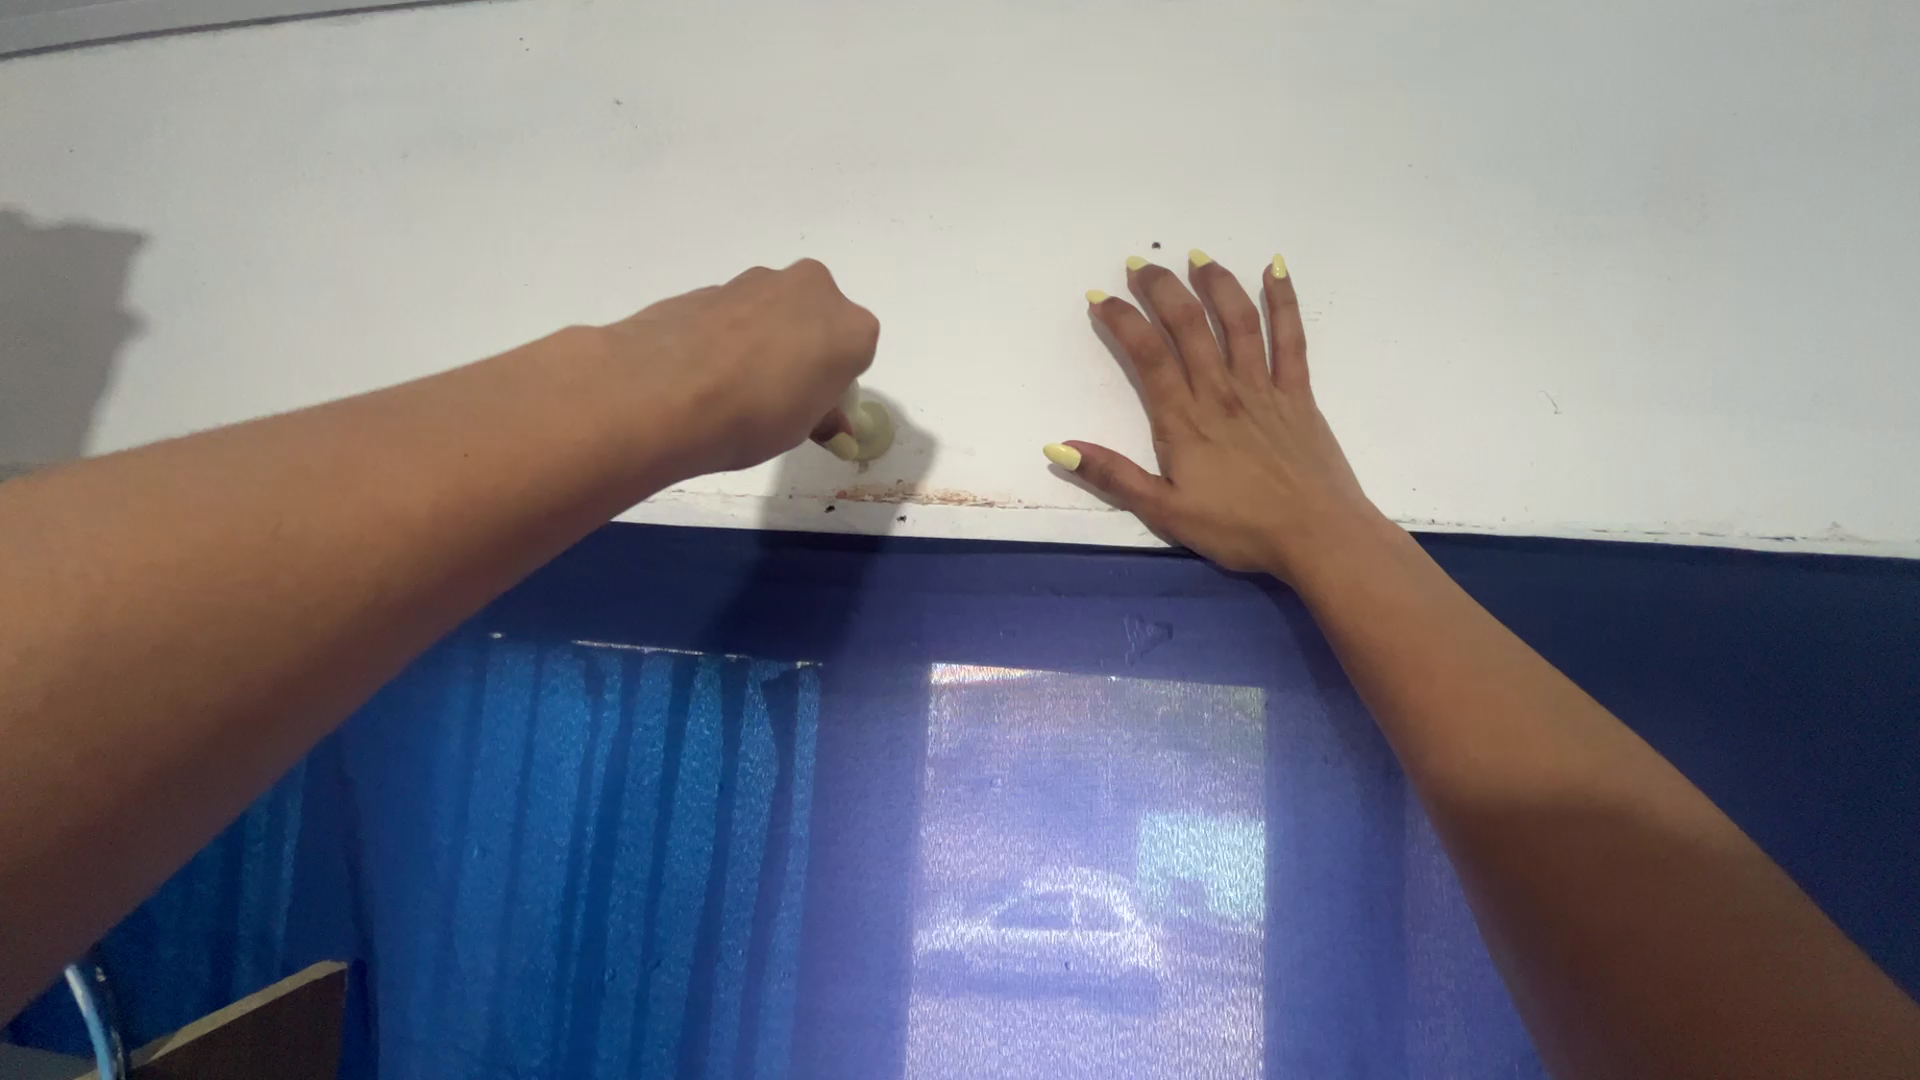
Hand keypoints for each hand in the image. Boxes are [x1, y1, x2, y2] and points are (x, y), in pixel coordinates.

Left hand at [594, 259, 877, 479]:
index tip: (813, 409)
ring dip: (766, 340)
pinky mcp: (712, 285)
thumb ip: (821, 415)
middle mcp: (813, 291)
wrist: (665, 392)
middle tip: (778, 396)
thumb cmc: (756, 416)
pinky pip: (735, 314)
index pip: (856, 355)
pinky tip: (706, 371)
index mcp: (851, 328)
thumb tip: (832, 423)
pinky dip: (729, 336)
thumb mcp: (801, 429)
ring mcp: (759, 282)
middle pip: (818, 321)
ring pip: (775, 312)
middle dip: (804, 350)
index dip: (835, 384)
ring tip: (735, 386)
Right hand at [1051, 253, 1384, 581]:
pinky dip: (1283, 300)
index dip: (1122, 321)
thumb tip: (1058, 447)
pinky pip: (1290, 338)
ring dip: (1215, 284)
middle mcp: (1221, 392)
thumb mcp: (1164, 512)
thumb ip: (1113, 475)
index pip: (1148, 356)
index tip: (1100, 298)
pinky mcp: (1299, 394)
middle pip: (1189, 326)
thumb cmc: (1238, 529)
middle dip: (1161, 289)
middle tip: (1140, 264)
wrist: (1318, 537)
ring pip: (1237, 322)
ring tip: (1196, 257)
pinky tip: (1276, 269)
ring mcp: (1263, 389)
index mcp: (1184, 421)